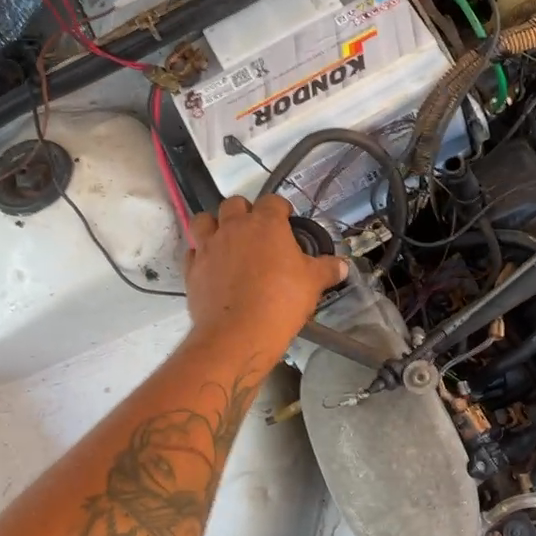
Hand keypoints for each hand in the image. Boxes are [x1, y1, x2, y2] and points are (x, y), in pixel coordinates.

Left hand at [183, 194, 348, 357]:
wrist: (238, 334)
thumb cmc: (281, 301)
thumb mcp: (314, 283)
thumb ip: (328, 269)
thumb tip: (343, 265)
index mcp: (265, 224)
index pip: (272, 201)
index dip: (281, 209)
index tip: (287, 220)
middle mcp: (233, 227)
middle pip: (234, 203)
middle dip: (245, 211)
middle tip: (257, 231)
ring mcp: (208, 247)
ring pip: (203, 220)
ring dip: (214, 225)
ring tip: (227, 240)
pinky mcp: (191, 269)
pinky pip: (193, 251)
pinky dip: (201, 254)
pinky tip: (212, 266)